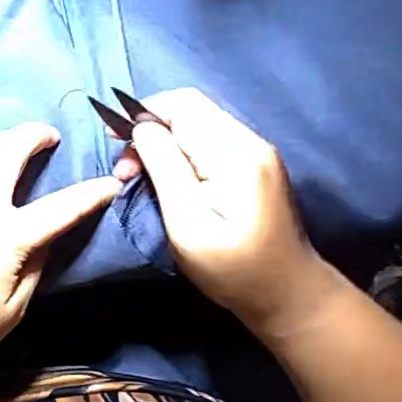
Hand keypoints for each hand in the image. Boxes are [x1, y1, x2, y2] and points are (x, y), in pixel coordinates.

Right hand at [113, 88, 347, 336]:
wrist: (289, 295)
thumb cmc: (233, 269)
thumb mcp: (188, 224)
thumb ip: (165, 170)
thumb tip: (142, 128)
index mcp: (235, 155)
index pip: (182, 107)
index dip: (142, 113)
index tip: (112, 137)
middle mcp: (250, 143)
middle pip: (192, 109)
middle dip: (150, 127)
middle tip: (126, 169)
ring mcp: (257, 153)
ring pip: (200, 123)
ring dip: (164, 140)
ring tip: (141, 176)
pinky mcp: (256, 166)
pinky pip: (211, 141)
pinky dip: (182, 150)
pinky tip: (169, 176)